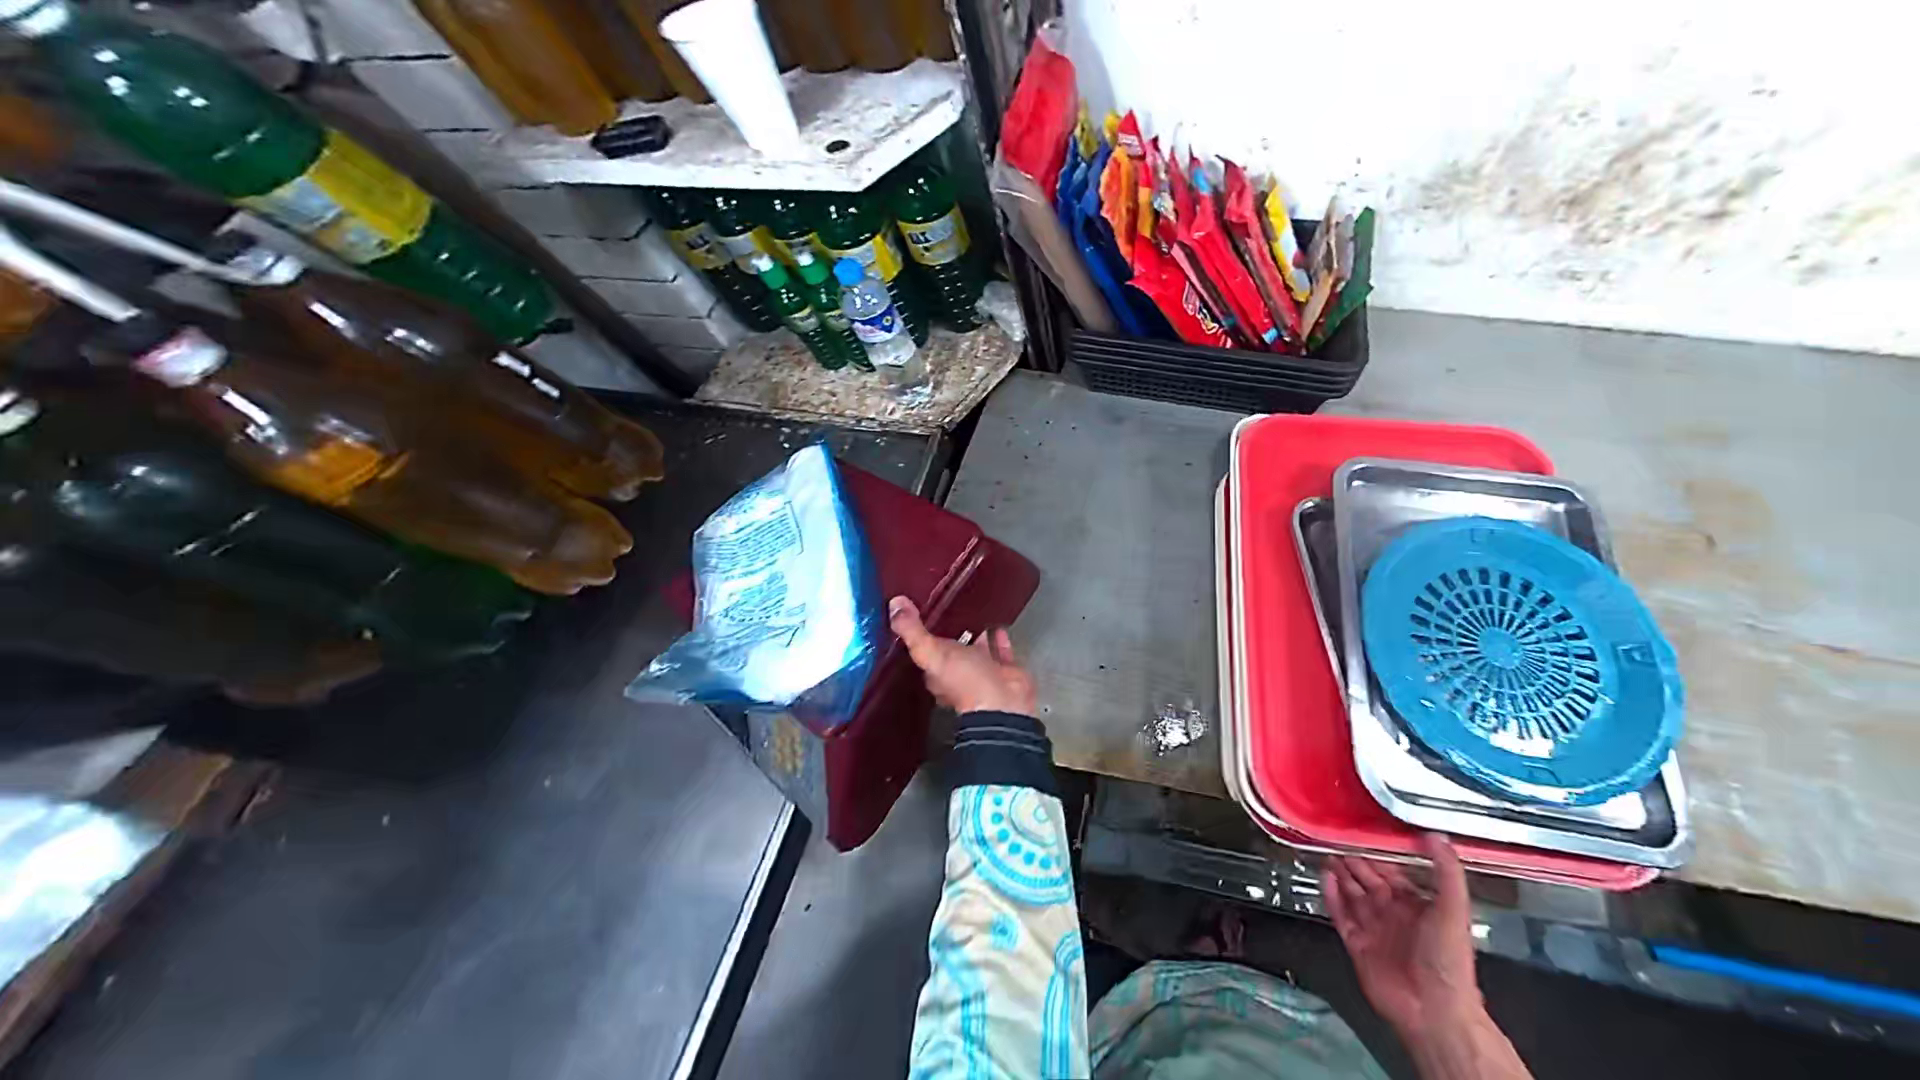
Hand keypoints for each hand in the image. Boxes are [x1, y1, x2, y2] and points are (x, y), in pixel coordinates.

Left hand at [888, 595, 1037, 716]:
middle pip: (951, 648)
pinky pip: (999, 648)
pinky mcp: (1003, 669)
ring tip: (972, 610)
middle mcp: (958, 673)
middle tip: (947, 607)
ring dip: (975, 633)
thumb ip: (913, 630)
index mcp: (937, 671)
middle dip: (950, 631)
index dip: (921, 633)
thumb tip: (894, 604)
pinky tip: (997, 623)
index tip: (918, 612)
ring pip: (976, 648)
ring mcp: (982, 671)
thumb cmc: (965, 681)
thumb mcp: (931, 652)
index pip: (925, 650)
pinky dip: (998, 637)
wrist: (1005, 701)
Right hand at [1322, 833, 1482, 1038]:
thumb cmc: (1449, 962)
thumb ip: (1447, 872)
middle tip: (1338, 841)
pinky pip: (1340, 915)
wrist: (1433, 1009)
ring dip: (1340, 875)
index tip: (1364, 837)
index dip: (1378, 856)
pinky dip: (1331, 896)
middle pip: (1368, 881)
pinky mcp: (1357, 944)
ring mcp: (1375, 930)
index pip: (1393, 874)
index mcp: (1418, 908)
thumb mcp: (1454, 909)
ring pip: (1352, 895)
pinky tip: (1325, 880)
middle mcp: (1394, 916)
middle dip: (1354, 862)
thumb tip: (1437, 838)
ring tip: (1327, 854)